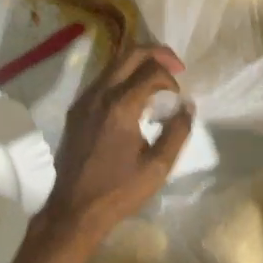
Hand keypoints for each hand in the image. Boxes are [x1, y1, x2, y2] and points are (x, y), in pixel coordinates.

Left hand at [36, 45, 193, 247]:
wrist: (74, 208)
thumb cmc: (119, 190)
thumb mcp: (158, 167)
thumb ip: (177, 132)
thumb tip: (187, 106)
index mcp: (120, 106)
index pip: (150, 71)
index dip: (170, 77)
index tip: (178, 96)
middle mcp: (99, 94)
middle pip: (128, 53)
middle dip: (155, 53)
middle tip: (175, 66)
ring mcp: (83, 100)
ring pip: (112, 64)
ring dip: (137, 64)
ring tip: (156, 80)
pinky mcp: (75, 110)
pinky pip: (101, 80)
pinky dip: (121, 77)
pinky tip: (133, 97)